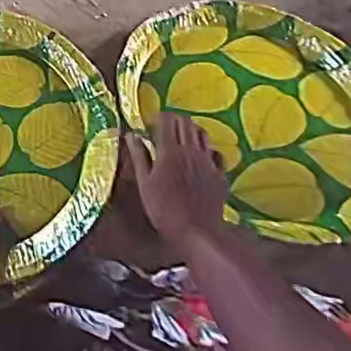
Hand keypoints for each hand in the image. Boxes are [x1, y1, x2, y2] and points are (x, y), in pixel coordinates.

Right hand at [127, 115, 230, 250]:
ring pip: (202, 133)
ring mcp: (208, 161)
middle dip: (174, 120)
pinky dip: (207, 149)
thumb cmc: (164, 210)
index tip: (151, 125)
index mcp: (170, 151)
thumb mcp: (144, 184)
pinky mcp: (219, 173)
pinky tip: (201, 158)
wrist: (197, 232)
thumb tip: (131, 135)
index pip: (167, 120)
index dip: (159, 118)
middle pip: (186, 122)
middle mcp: (191, 150)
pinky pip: (215, 152)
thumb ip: (139, 157)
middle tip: (164, 130)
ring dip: (191, 131)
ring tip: (181, 141)